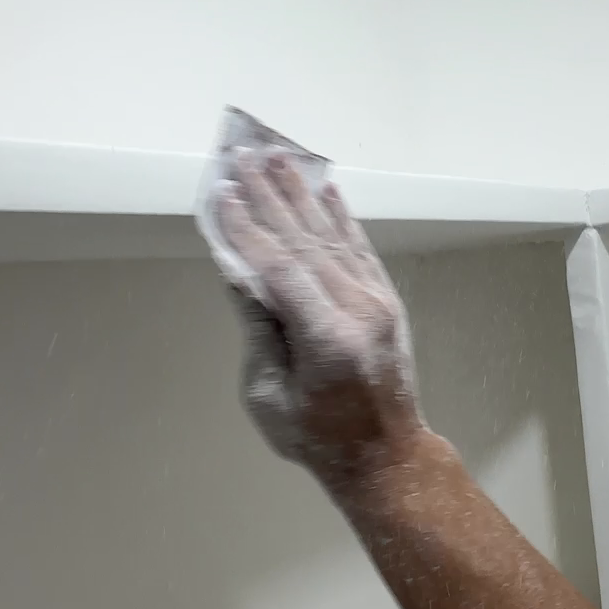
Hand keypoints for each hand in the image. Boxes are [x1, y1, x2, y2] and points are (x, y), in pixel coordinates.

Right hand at [216, 152, 423, 484]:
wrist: (386, 453)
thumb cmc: (316, 436)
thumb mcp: (268, 394)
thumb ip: (258, 327)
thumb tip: (237, 268)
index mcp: (326, 337)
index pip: (278, 266)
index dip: (247, 228)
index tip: (222, 193)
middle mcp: (358, 308)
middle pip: (306, 239)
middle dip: (270, 195)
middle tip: (245, 155)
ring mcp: (378, 300)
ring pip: (334, 235)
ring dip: (303, 194)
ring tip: (279, 157)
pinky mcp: (386, 299)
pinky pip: (361, 248)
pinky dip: (343, 216)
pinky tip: (328, 189)